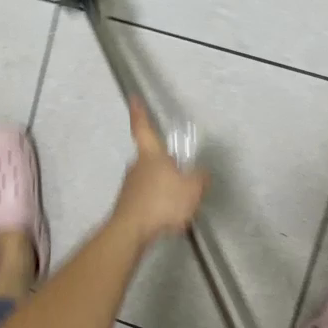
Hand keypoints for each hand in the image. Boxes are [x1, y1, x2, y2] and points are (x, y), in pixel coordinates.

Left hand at [110, 99, 208, 243]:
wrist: (131, 231)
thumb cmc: (162, 202)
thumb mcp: (192, 189)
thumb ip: (199, 178)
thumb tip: (201, 173)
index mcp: (151, 154)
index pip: (143, 127)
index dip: (139, 112)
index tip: (133, 97)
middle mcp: (136, 166)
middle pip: (151, 159)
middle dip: (165, 166)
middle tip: (181, 178)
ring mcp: (129, 186)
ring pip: (150, 181)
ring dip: (163, 189)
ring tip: (179, 207)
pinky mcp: (127, 205)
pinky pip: (147, 200)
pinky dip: (158, 207)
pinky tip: (167, 220)